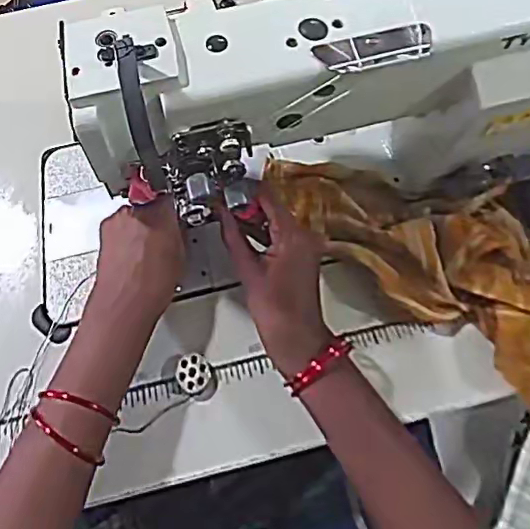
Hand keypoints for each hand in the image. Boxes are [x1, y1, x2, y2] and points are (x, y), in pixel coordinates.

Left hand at [82, 200, 186, 336]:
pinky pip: (119, 228)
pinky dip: (126, 236)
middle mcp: (133, 212)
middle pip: (147, 203)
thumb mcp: (180, 254)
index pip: (167, 196)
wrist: (124, 304)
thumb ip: (177, 231)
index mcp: (157, 212)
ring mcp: (116, 222)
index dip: (172, 205)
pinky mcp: (104, 234)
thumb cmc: (149, 286)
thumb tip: (176, 225)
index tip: (174, 212)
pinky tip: (134, 255)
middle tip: (163, 234)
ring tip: (148, 250)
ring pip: (131, 215)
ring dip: (138, 226)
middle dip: (154, 216)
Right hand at [218, 195, 333, 376]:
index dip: (246, 191)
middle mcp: (305, 237)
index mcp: (294, 235)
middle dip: (248, 204)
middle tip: (226, 203)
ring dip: (255, 217)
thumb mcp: (248, 269)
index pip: (269, 197)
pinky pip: (281, 233)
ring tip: (233, 217)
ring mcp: (305, 246)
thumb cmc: (279, 313)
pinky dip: (264, 230)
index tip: (230, 189)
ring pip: (277, 218)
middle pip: (273, 206)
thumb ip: (233, 236)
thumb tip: (223, 215)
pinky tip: (246, 234)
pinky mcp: (302, 255)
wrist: (296, 339)